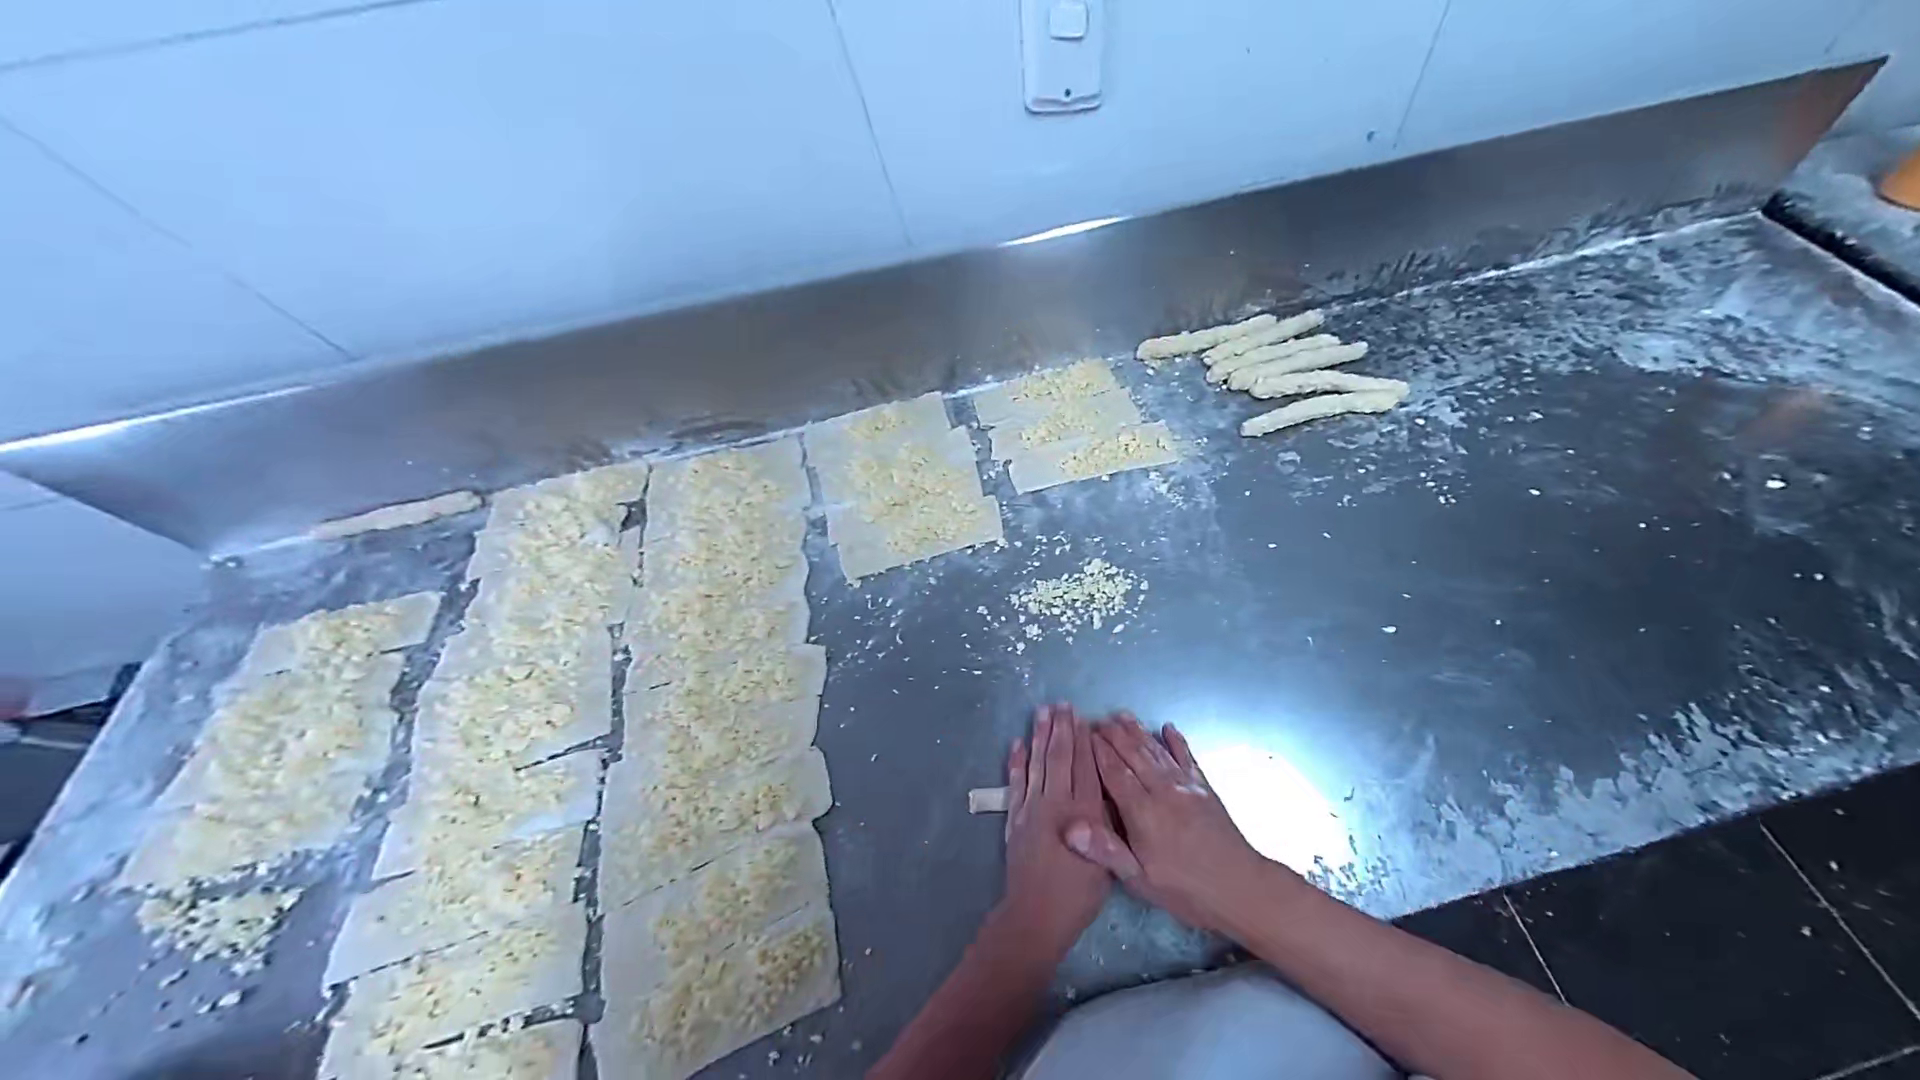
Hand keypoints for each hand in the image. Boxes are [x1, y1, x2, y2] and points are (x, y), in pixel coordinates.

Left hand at [999, 704, 1112, 953]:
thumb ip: (1106, 825)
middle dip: (1062, 729)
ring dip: (1039, 736)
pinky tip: (1018, 744)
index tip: (1085, 718)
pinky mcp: (1015, 818)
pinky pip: (1016, 782)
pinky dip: (1017, 761)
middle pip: (1060, 758)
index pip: (1086, 768)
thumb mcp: (1107, 863)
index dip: (1086, 741)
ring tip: (1042, 712)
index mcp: (1083, 813)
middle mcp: (1056, 803)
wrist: (1037, 914)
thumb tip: (1107, 793)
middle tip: (1062, 704)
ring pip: (1037, 763)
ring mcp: (1032, 808)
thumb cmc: (1078, 894)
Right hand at [1069, 713, 1281, 933]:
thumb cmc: (1184, 890)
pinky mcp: (1205, 789)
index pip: (1114, 772)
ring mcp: (1186, 787)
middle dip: (1113, 735)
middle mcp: (1162, 790)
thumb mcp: (1139, 880)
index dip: (1097, 751)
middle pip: (1133, 755)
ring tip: (1122, 715)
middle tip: (1096, 719)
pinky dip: (1176, 741)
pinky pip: (1187, 757)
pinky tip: (1168, 728)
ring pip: (1156, 752)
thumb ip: (1105, 850)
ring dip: (1138, 731)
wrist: (1242, 889)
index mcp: (1142, 812)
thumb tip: (1070, 827)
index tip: (1082, 733)